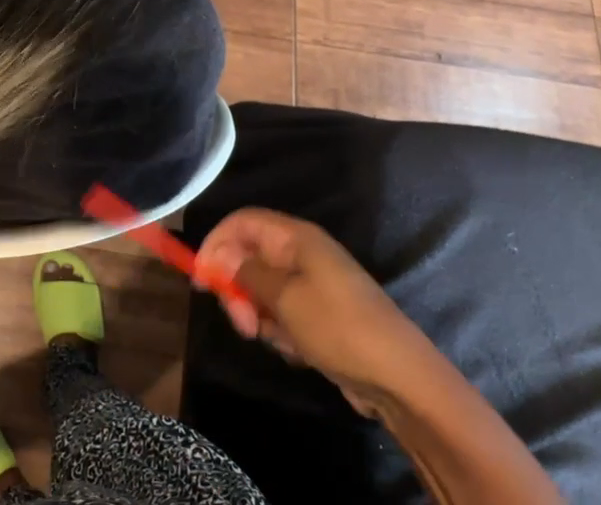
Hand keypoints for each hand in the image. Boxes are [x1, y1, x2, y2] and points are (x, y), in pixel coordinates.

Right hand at [197, 208, 431, 414]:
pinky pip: (281, 315)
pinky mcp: (318, 317)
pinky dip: (280, 333)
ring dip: (258, 316)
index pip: (242, 222)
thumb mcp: (284, 297)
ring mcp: (312, 287)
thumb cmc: (339, 327)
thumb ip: (246, 274)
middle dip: (237, 289)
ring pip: (261, 291)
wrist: (399, 379)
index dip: (217, 242)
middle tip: (241, 323)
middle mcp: (303, 256)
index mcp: (297, 239)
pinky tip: (296, 351)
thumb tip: (221, 260)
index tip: (201, 277)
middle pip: (248, 257)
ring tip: (275, 340)